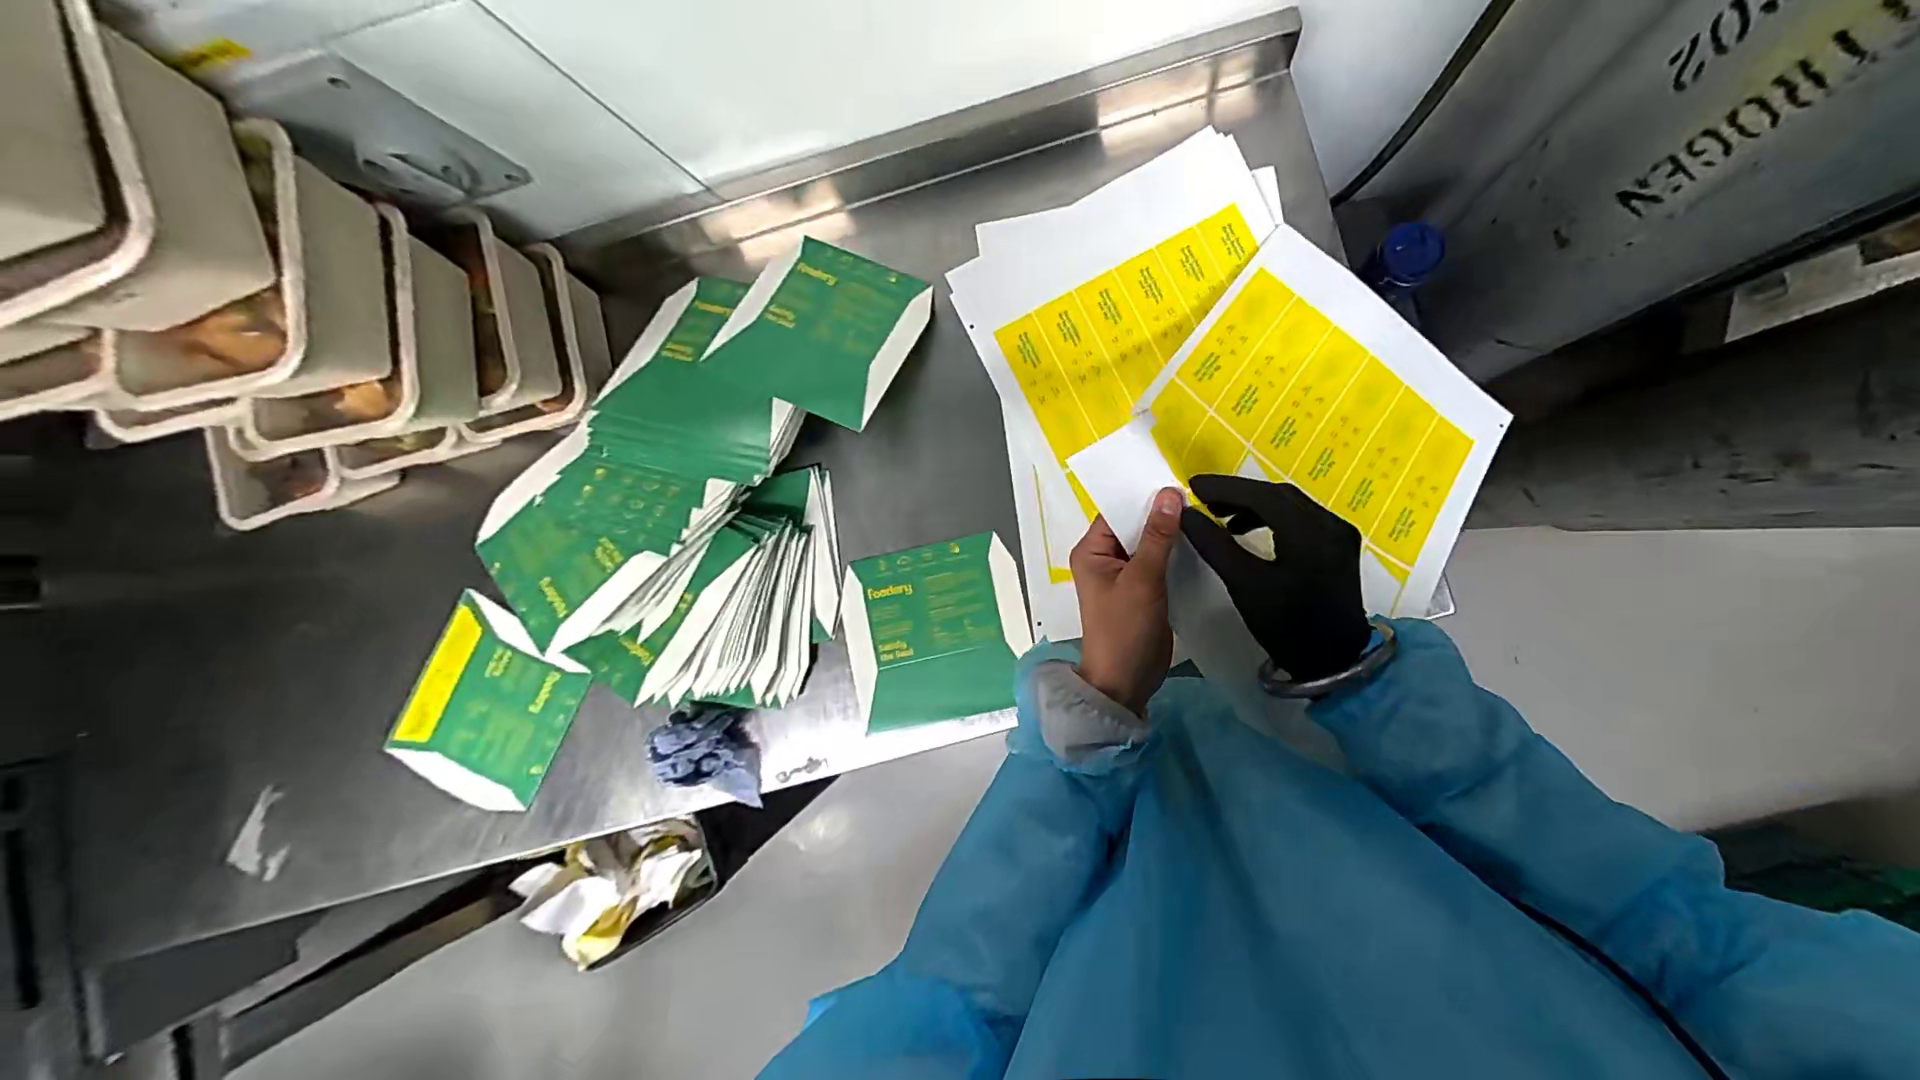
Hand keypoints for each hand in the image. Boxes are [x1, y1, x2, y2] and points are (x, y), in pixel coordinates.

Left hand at [1071, 487, 1182, 716]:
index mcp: (1091, 551)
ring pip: (1149, 543)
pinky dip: (1175, 553)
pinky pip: (1159, 561)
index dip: (1142, 496)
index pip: (1116, 511)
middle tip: (1198, 494)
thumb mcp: (1142, 580)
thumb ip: (1157, 536)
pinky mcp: (1143, 588)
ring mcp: (1124, 574)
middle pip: (1134, 525)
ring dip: (1171, 533)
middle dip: (1161, 513)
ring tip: (1205, 512)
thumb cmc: (1124, 629)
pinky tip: (1200, 541)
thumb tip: (1169, 493)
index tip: (1176, 480)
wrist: (1126, 680)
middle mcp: (1104, 558)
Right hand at [1179, 475, 1369, 681]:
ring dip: (1253, 505)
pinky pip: (1299, 517)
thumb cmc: (1286, 624)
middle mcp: (1329, 524)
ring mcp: (1337, 534)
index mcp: (1310, 531)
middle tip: (1203, 498)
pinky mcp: (1337, 546)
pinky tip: (1247, 531)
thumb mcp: (1244, 584)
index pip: (1262, 495)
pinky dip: (1270, 516)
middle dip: (1237, 494)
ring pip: (1289, 504)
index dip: (1224, 488)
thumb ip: (1214, 544)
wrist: (1332, 660)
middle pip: (1277, 495)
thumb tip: (1186, 514)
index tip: (1193, 485)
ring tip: (1220, 515)